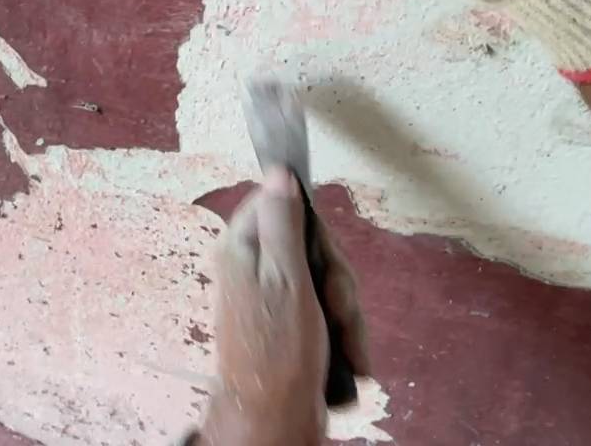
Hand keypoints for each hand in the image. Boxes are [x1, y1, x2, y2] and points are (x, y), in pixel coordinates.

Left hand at [201, 171, 368, 445]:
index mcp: (243, 244)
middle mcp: (254, 262)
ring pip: (323, 276)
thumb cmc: (278, 351)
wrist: (275, 419)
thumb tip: (278, 171)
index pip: (282, 203)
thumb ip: (283, 222)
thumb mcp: (286, 278)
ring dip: (344, 310)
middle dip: (336, 278)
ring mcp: (272, 291)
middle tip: (336, 307)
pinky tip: (347, 353)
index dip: (313, 228)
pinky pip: (324, 305)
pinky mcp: (289, 318)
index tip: (325, 259)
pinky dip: (341, 328)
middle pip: (309, 243)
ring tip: (344, 340)